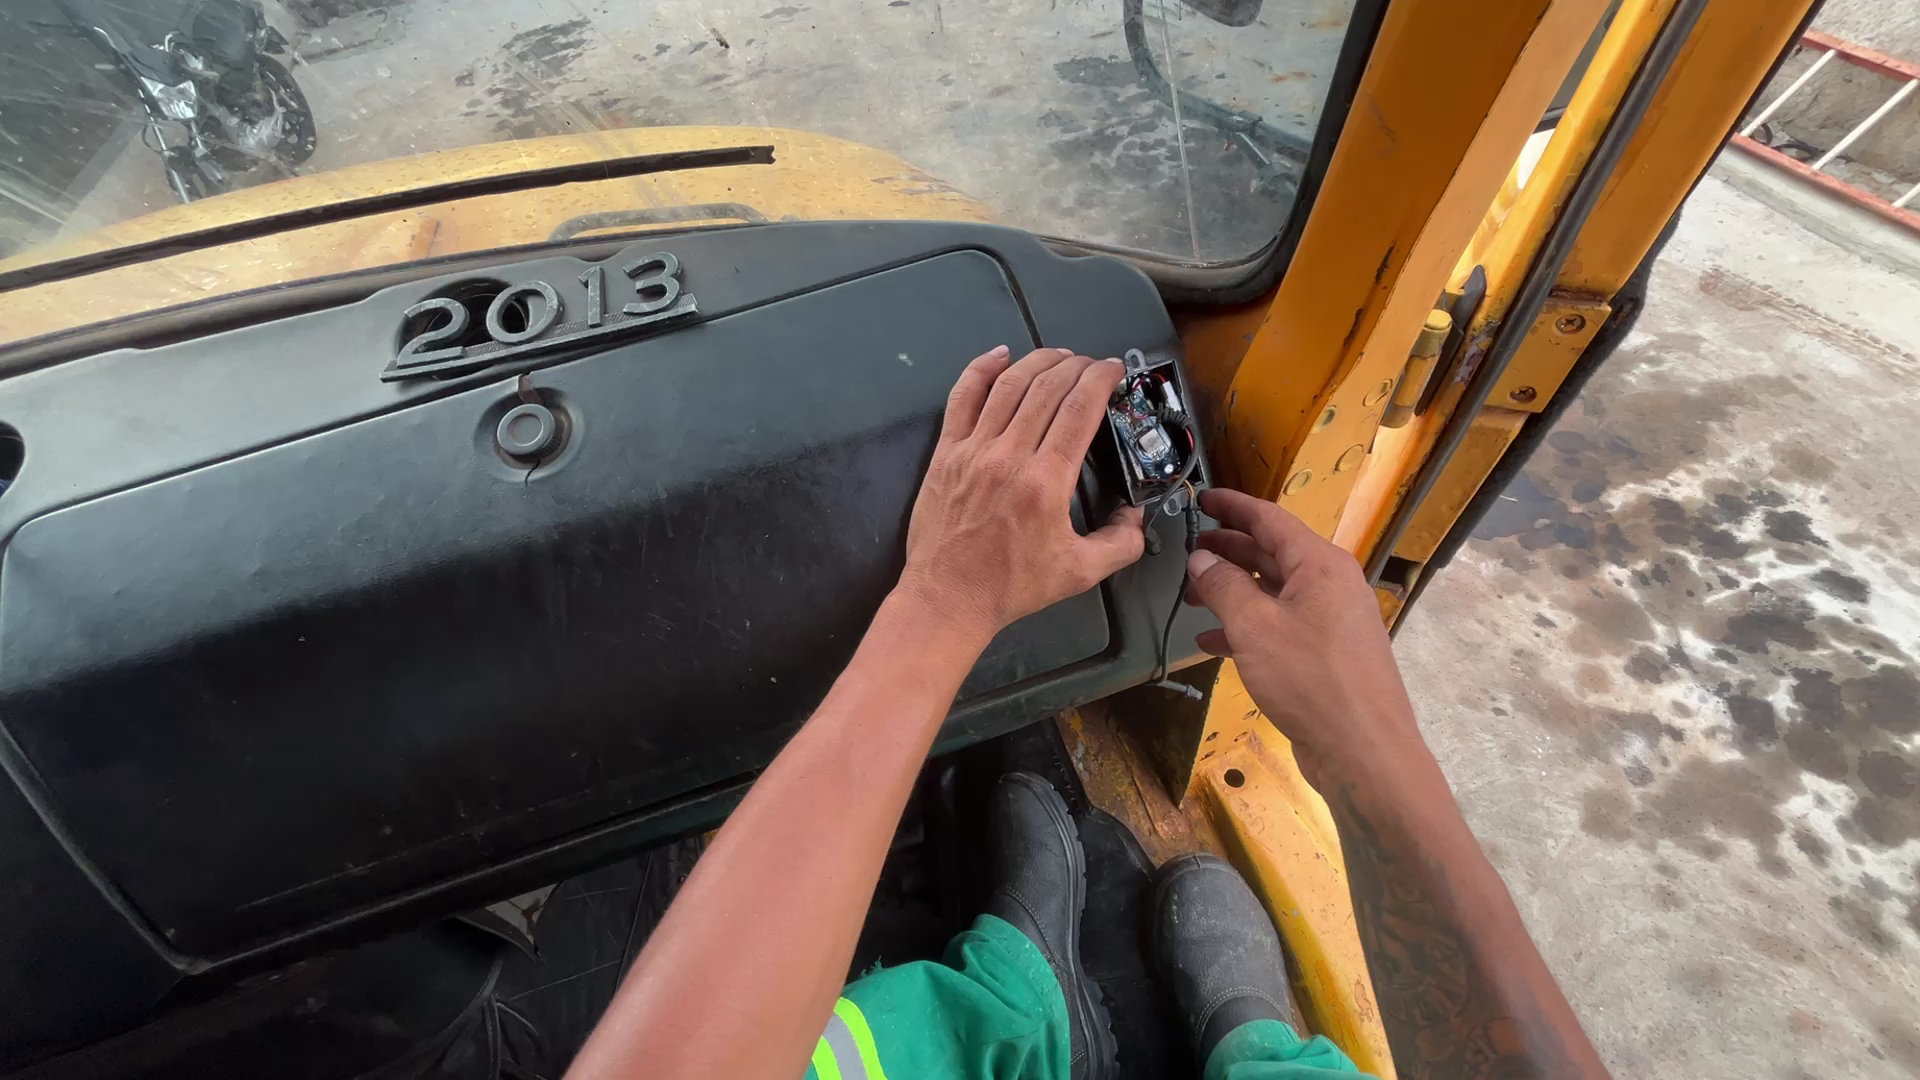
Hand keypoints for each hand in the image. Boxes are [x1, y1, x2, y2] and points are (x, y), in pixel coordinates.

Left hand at [898, 346, 1145, 639]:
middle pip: (1047, 389)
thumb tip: (1136, 518)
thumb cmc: (1012, 586)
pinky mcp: (945, 453)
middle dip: (1076, 366)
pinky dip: (980, 370)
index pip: (1079, 409)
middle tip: (1092, 364)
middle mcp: (1009, 456)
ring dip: (1037, 362)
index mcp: (1046, 482)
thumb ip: (1121, 544)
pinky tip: (999, 355)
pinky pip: (962, 398)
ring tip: (1058, 356)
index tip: (1114, 369)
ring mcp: (972, 450)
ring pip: (1008, 386)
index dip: (1101, 379)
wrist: (947, 597)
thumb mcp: (1079, 573)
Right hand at [1183, 487, 1426, 788]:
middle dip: (1229, 549)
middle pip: (1273, 552)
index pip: (1270, 519)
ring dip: (1233, 590)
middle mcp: (1330, 584)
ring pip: (1274, 590)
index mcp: (1319, 565)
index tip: (1203, 497)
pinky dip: (1247, 626)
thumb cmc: (1309, 680)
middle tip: (1192, 547)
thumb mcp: (1254, 626)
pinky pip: (1280, 624)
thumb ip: (1223, 585)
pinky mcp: (1326, 653)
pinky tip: (1213, 640)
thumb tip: (1202, 558)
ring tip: (1194, 596)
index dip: (1234, 506)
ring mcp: (1331, 620)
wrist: (1363, 752)